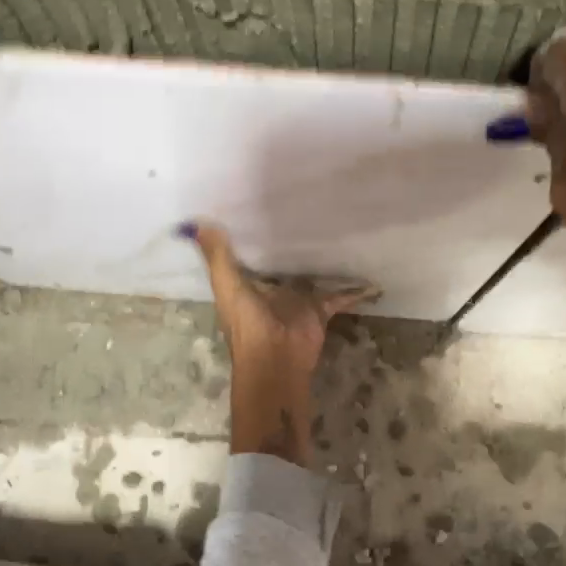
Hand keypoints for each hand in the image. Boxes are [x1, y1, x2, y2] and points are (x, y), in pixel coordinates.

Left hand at [186, 223, 376, 461]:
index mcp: (246, 285)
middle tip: (306, 208)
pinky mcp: (320, 310)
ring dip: (323, 262)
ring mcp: (298, 300)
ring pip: (312, 276)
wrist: (275, 360)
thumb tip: (194, 224)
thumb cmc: (248, 324)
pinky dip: (355, 291)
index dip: (251, 234)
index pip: (248, 254)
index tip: (257, 205)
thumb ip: (216, 256)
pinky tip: (371, 280)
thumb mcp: (227, 285)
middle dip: (291, 244)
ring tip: (339, 231)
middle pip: (283, 263)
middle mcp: (272, 291)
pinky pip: (340, 297)